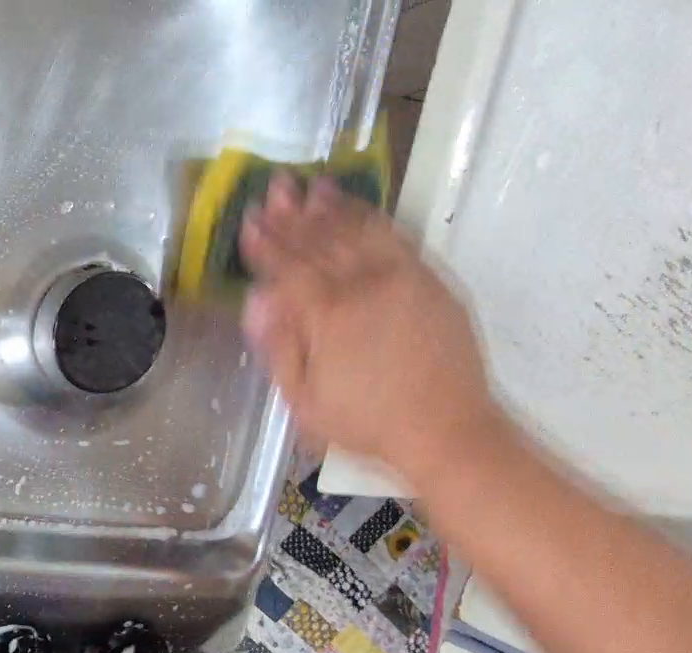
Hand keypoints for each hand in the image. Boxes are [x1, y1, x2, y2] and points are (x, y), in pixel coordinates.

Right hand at [238, 172, 505, 482]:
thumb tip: (256, 303)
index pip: (289, 268)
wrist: (443, 426)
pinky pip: (397, 239)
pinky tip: (357, 211)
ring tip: (312, 186)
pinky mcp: (429, 281)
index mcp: (329, 316)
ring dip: (333, 208)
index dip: (266, 245)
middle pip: (322, 241)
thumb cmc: (364, 421)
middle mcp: (366, 286)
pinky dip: (372, 220)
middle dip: (294, 215)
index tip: (248, 222)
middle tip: (275, 186)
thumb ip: (280, 346)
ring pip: (360, 232)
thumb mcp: (304, 399)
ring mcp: (403, 279)